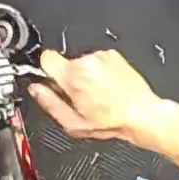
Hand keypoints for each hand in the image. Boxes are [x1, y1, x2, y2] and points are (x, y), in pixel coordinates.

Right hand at [27, 50, 166, 144]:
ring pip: (83, 63)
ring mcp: (102, 57)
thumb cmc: (112, 122)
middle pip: (66, 63)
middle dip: (70, 78)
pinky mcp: (114, 56)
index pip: (46, 58)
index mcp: (73, 77)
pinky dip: (100, 73)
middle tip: (82, 98)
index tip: (54, 81)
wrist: (142, 114)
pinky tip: (108, 88)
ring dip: (87, 76)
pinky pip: (98, 62)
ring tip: (99, 95)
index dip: (47, 70)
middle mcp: (87, 62)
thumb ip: (50, 104)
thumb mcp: (74, 123)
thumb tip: (36, 90)